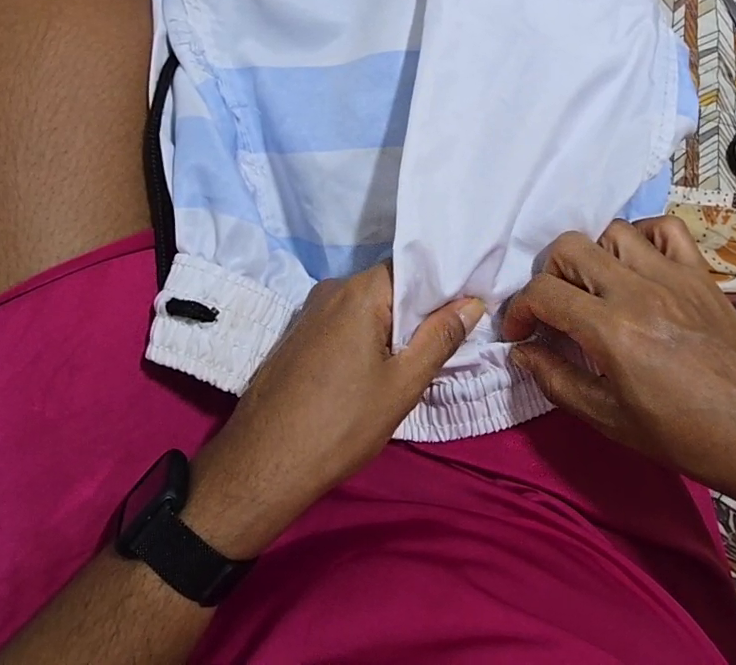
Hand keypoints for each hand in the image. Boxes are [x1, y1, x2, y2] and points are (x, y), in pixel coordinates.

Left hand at [182, 263, 483, 558]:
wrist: (263, 467)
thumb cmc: (341, 425)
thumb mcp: (402, 384)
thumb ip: (440, 338)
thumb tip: (471, 303)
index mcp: (358, 292)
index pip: (409, 268)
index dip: (439, 287)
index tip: (465, 308)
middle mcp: (330, 291)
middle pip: (386, 288)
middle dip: (415, 312)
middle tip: (445, 341)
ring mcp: (307, 314)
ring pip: (363, 310)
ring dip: (388, 330)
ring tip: (411, 362)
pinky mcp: (295, 339)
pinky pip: (340, 326)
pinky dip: (362, 341)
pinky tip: (370, 373)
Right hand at [503, 217, 735, 500]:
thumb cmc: (685, 437)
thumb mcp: (609, 420)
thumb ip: (557, 380)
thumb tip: (522, 352)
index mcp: (612, 330)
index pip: (544, 293)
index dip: (518, 311)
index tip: (520, 334)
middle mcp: (638, 289)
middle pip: (569, 248)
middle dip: (547, 275)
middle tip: (553, 310)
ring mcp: (673, 275)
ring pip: (612, 232)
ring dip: (591, 255)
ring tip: (593, 288)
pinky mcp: (701, 274)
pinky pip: (666, 229)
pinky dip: (642, 237)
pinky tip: (637, 266)